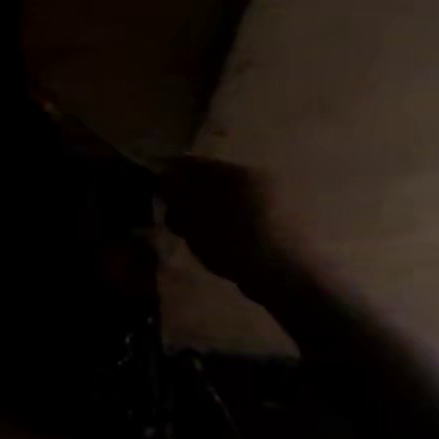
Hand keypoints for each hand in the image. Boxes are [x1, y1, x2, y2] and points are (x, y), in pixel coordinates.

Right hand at [160, 158, 299, 289]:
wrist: (286, 275)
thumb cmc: (232, 239)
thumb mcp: (192, 214)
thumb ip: (174, 190)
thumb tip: (163, 174)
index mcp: (236, 172)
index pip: (192, 163)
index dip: (167, 173)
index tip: (152, 191)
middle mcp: (256, 180)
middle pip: (207, 182)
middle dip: (185, 199)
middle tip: (173, 221)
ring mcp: (271, 203)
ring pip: (222, 201)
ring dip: (202, 214)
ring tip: (194, 237)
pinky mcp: (277, 225)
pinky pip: (237, 217)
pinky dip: (221, 226)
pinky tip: (217, 244)